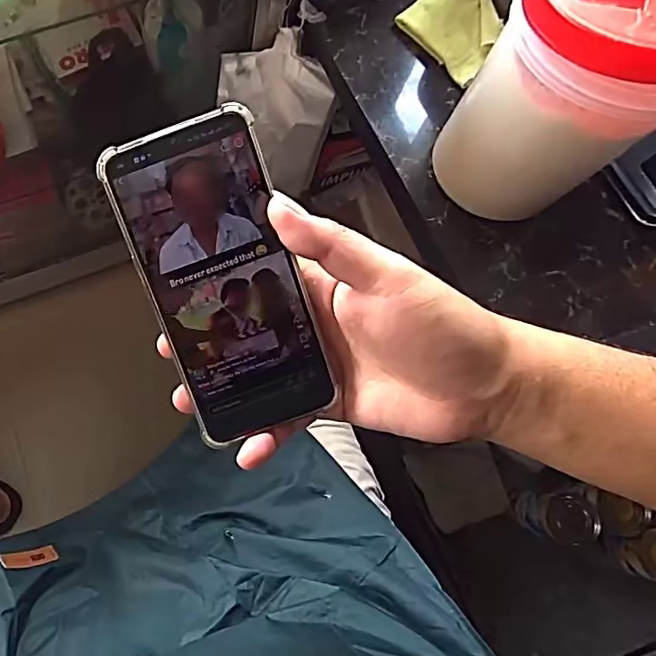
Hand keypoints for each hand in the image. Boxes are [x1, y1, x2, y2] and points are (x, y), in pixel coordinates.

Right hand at [159, 193, 523, 467]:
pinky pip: (288, 416)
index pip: (259, 278)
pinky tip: (250, 447)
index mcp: (321, 287)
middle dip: (211, 343)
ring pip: (260, 377)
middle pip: (249, 332)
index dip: (219, 284)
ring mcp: (320, 366)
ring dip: (227, 390)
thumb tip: (278, 208)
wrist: (482, 387)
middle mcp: (314, 325)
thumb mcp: (384, 276)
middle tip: (174, 352)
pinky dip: (267, 433)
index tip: (183, 293)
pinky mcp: (330, 403)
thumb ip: (330, 245)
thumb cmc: (441, 323)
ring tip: (194, 402)